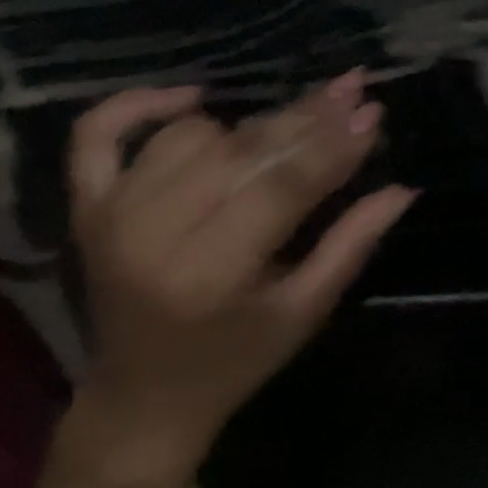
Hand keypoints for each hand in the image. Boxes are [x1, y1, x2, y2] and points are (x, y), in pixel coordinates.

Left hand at [53, 71, 415, 487]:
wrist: (144, 399)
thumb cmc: (235, 364)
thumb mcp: (303, 314)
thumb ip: (350, 246)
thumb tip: (402, 189)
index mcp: (211, 275)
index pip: (280, 188)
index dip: (330, 147)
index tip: (370, 112)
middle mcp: (152, 234)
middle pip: (238, 153)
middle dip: (303, 119)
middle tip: (350, 88)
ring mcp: (109, 215)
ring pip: (189, 137)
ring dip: (244, 128)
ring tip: (286, 132)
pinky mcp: (85, 207)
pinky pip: (100, 133)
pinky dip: (140, 104)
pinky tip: (193, 98)